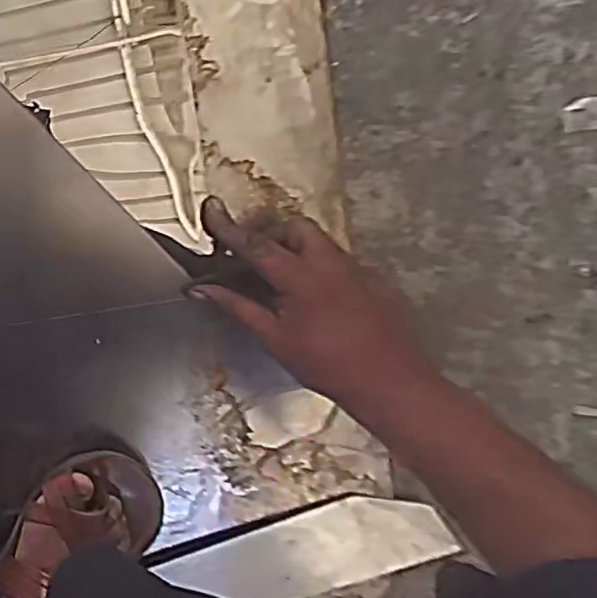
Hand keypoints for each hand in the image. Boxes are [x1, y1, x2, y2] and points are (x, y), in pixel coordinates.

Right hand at [189, 197, 443, 407]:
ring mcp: (359, 273)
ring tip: (274, 271)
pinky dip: (317, 266)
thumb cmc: (325, 363)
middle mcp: (332, 266)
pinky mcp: (378, 285)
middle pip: (297, 227)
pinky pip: (340, 263)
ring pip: (321, 242)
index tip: (212, 212)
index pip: (257, 243)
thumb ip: (238, 306)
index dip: (229, 228)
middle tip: (248, 248)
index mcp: (301, 277)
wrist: (394, 386)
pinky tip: (310, 293)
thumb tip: (202, 289)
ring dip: (294, 246)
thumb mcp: (273, 336)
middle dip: (270, 230)